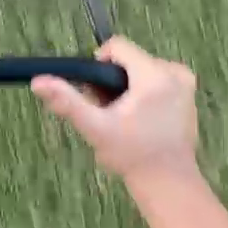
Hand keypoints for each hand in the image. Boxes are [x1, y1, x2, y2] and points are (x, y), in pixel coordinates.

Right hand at [32, 37, 199, 182]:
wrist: (167, 180)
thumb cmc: (130, 155)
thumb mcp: (94, 127)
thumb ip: (67, 101)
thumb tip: (38, 80)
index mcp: (154, 75)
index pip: (118, 46)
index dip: (98, 66)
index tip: (97, 95)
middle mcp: (175, 72)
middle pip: (130, 59)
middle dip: (114, 81)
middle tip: (110, 112)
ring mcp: (186, 83)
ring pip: (142, 69)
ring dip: (128, 87)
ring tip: (125, 118)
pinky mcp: (189, 93)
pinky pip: (157, 79)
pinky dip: (145, 92)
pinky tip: (141, 119)